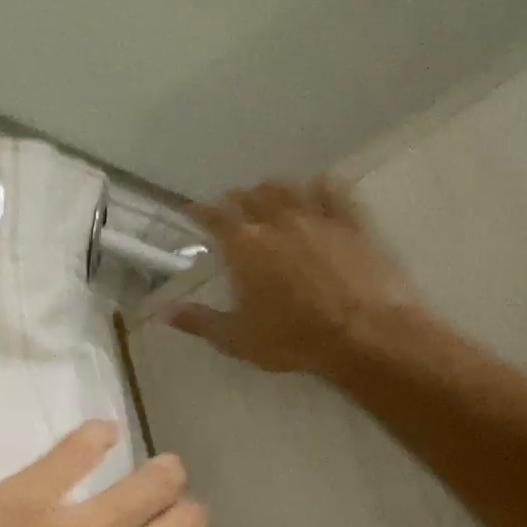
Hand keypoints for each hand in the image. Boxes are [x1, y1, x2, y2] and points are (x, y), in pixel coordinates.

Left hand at [0, 421, 214, 526]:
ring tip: (156, 473)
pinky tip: (102, 434)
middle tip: (159, 525)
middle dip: (181, 525)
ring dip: (162, 477)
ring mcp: (84, 526)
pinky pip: (79, 450)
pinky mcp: (32, 493)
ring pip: (153, 482)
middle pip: (186, 526)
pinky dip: (96, 438)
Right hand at [166, 177, 414, 373]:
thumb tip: (162, 312)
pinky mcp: (353, 224)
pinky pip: (334, 193)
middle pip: (252, 197)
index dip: (200, 212)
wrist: (363, 334)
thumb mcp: (235, 338)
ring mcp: (318, 219)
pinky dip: (320, 187)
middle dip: (236, 198)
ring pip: (289, 189)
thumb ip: (198, 321)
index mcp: (244, 247)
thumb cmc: (291, 339)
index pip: (215, 218)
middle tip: (229, 205)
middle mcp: (277, 223)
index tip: (190, 209)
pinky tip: (316, 187)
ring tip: (267, 193)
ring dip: (273, 189)